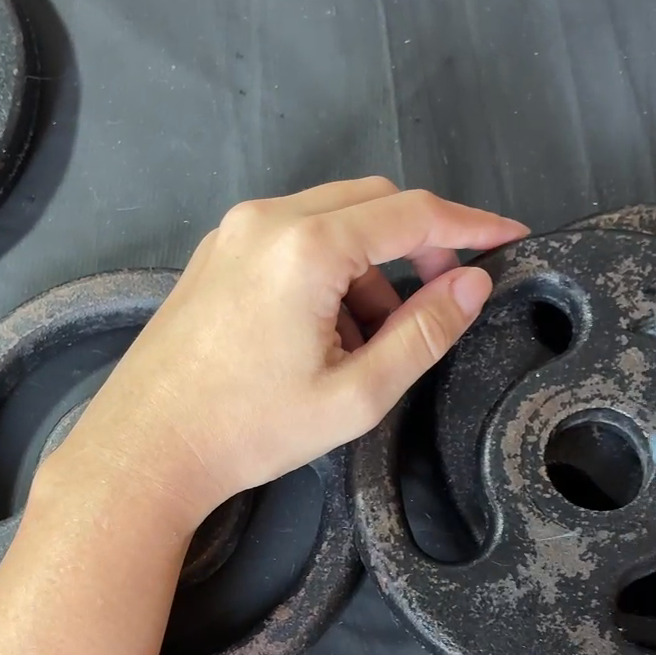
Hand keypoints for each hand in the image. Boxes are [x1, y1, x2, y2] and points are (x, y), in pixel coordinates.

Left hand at [55, 177, 527, 526]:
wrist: (145, 450)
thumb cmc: (250, 431)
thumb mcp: (356, 396)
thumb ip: (423, 334)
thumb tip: (473, 284)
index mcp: (306, 245)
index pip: (412, 213)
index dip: (471, 224)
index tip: (510, 239)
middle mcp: (266, 218)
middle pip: (370, 204)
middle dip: (417, 246)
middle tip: (438, 304)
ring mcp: (232, 232)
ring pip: (330, 222)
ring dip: (368, 268)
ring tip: (364, 344)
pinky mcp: (213, 255)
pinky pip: (291, 240)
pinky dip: (327, 272)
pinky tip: (321, 333)